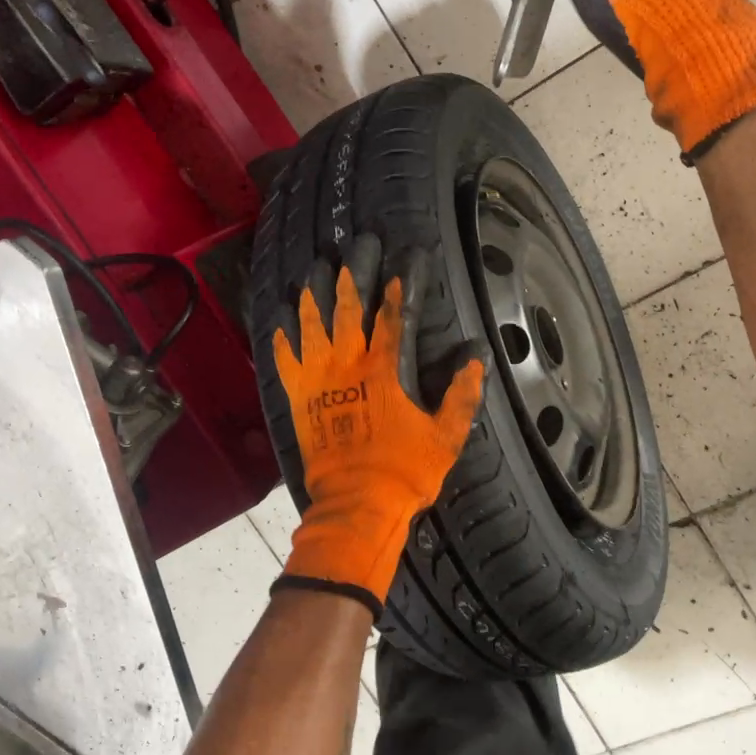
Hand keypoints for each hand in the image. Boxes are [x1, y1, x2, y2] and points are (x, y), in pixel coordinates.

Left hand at [270, 236, 485, 612]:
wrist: (355, 507)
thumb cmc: (405, 472)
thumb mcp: (447, 436)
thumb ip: (462, 393)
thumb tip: (475, 354)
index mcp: (386, 371)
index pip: (395, 316)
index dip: (401, 285)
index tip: (406, 259)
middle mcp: (349, 366)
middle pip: (348, 310)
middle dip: (353, 275)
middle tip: (357, 247)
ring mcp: (319, 381)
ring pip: (313, 326)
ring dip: (314, 294)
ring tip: (315, 267)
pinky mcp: (299, 400)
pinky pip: (286, 361)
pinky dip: (282, 338)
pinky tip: (280, 317)